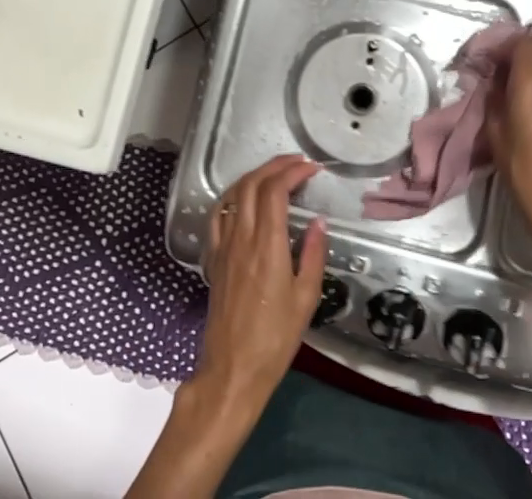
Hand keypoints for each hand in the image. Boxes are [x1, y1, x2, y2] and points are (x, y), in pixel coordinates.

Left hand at [193, 155, 328, 412]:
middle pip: (251, 185)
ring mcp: (222, 247)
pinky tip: (244, 200)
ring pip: (232, 196)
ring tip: (275, 174)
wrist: (233, 367)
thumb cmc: (275, 338)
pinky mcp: (213, 258)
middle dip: (274, 167)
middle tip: (297, 163)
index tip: (311, 168)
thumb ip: (313, 255)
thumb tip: (318, 222)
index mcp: (266, 247)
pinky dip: (232, 197)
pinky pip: (218, 215)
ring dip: (253, 177)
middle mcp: (241, 239)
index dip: (292, 172)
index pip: (274, 192)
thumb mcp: (306, 298)